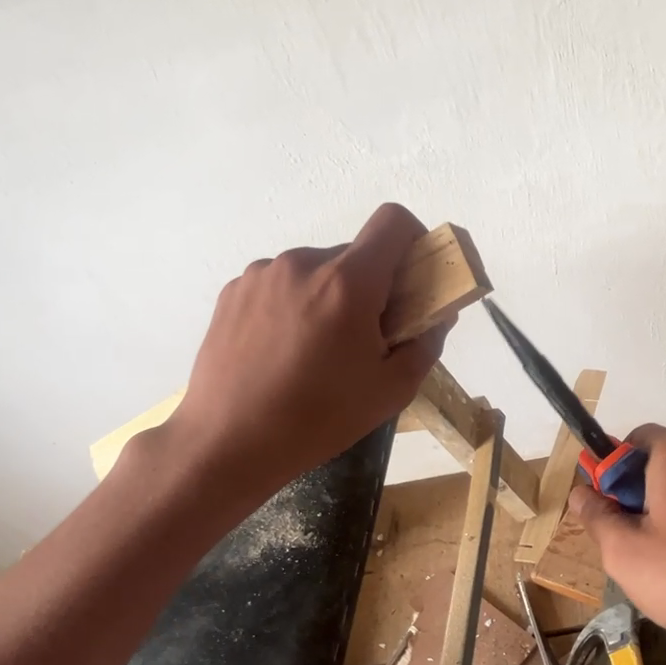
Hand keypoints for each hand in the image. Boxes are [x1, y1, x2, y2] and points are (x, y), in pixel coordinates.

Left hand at [152, 203, 449, 497]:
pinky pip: (282, 284)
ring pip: (317, 271)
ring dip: (331, 296)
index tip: (414, 280)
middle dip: (372, 286)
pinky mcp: (233, 291)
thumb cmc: (319, 418)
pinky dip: (296, 306)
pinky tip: (285, 351)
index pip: (392, 222)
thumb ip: (426, 342)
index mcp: (348, 282)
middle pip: (356, 254)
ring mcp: (262, 274)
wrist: (227, 442)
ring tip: (320, 350)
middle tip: (368, 338)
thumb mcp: (393, 389)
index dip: (414, 240)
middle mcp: (303, 263)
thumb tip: (437, 314)